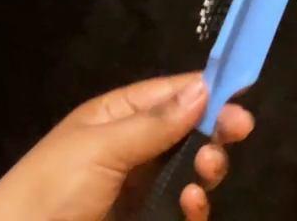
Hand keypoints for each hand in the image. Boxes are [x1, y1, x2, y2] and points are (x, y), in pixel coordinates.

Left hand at [0, 72, 254, 220]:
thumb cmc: (53, 189)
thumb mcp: (100, 148)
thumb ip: (154, 123)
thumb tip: (203, 87)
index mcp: (117, 115)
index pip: (171, 93)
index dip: (207, 90)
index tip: (243, 92)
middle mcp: (133, 146)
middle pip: (188, 129)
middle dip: (214, 129)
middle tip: (237, 132)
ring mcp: (139, 188)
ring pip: (190, 170)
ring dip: (206, 168)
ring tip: (204, 174)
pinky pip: (181, 208)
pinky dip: (193, 206)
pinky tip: (191, 206)